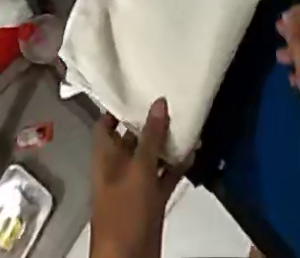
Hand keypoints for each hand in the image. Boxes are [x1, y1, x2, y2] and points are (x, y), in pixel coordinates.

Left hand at [91, 97, 183, 257]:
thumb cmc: (125, 213)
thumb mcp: (138, 170)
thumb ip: (151, 136)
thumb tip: (159, 101)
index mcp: (105, 157)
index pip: (107, 122)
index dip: (120, 105)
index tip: (140, 86)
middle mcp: (118, 167)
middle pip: (133, 136)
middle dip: (150, 120)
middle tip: (172, 96)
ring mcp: (135, 185)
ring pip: (151, 156)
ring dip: (167, 142)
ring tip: (187, 118)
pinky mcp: (151, 200)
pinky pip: (164, 176)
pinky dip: (176, 165)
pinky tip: (194, 150)